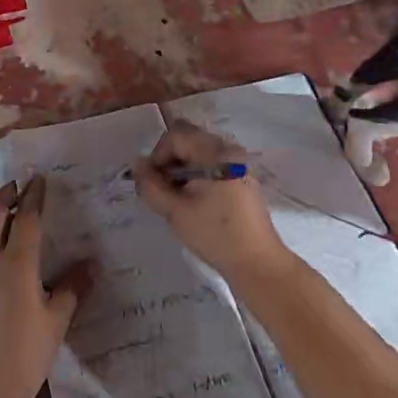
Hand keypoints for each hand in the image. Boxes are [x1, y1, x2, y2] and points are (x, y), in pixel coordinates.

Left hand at [0, 178, 90, 397]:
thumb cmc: (26, 354)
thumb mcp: (57, 320)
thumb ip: (72, 287)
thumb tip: (89, 264)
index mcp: (17, 263)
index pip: (26, 218)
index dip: (34, 196)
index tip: (40, 178)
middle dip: (5, 195)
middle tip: (19, 184)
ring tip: (8, 205)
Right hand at [133, 122, 291, 282]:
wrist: (258, 263)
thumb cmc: (215, 235)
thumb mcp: (175, 211)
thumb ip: (151, 185)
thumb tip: (138, 164)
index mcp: (215, 152)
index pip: (176, 135)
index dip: (158, 155)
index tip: (154, 182)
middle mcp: (230, 150)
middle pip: (189, 139)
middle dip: (170, 161)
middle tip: (163, 191)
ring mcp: (240, 164)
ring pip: (201, 153)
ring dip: (183, 169)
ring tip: (178, 199)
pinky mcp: (244, 179)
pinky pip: (215, 164)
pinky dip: (199, 175)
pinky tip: (197, 203)